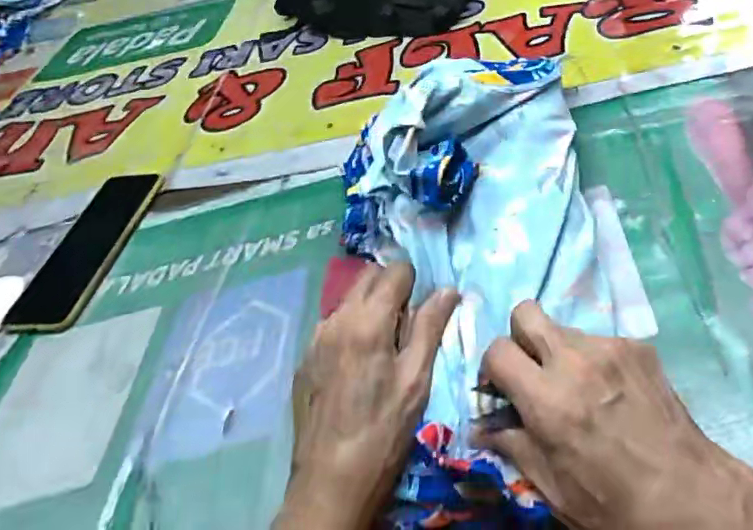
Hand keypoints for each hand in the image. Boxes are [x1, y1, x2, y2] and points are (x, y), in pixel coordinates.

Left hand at [274, 261, 459, 529]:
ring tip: (382, 349)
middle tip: (405, 326)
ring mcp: (316, 336)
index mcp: (367, 320)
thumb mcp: (415, 381)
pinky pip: (332, 324)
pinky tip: (357, 367)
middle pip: (368, 276)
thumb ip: (429, 328)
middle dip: (390, 288)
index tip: (421, 311)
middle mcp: (336, 317)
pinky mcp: (305, 357)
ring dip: (369, 307)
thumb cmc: (381, 433)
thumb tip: (448, 289)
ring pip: (349, 299)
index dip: (414, 283)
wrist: (329, 482)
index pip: (395, 270)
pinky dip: (350, 329)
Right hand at [477, 302, 752, 529]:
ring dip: (560, 350)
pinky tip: (613, 393)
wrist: (692, 498)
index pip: (497, 350)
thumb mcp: (555, 489)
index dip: (492, 369)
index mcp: (548, 398)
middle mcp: (574, 359)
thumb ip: (514, 447)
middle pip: (524, 312)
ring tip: (580, 388)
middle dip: (520, 338)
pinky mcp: (636, 345)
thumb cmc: (616, 506)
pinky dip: (596, 361)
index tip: (502, 388)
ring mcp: (608, 347)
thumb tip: (480, 427)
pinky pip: (600, 340)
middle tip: (533, 371)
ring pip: (564, 326)